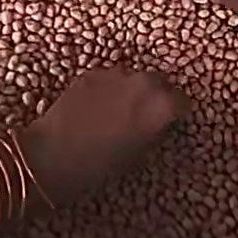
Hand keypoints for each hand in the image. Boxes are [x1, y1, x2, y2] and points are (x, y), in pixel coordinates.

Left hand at [19, 68, 184, 204]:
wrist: (55, 152)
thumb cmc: (101, 163)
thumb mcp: (138, 154)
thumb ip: (154, 132)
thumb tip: (158, 124)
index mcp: (161, 105)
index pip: (181, 101)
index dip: (176, 113)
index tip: (170, 122)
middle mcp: (143, 82)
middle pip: (159, 83)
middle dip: (157, 95)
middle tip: (146, 114)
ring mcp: (115, 74)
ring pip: (133, 78)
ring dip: (131, 90)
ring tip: (118, 110)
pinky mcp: (91, 73)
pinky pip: (109, 78)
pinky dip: (109, 88)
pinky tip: (97, 106)